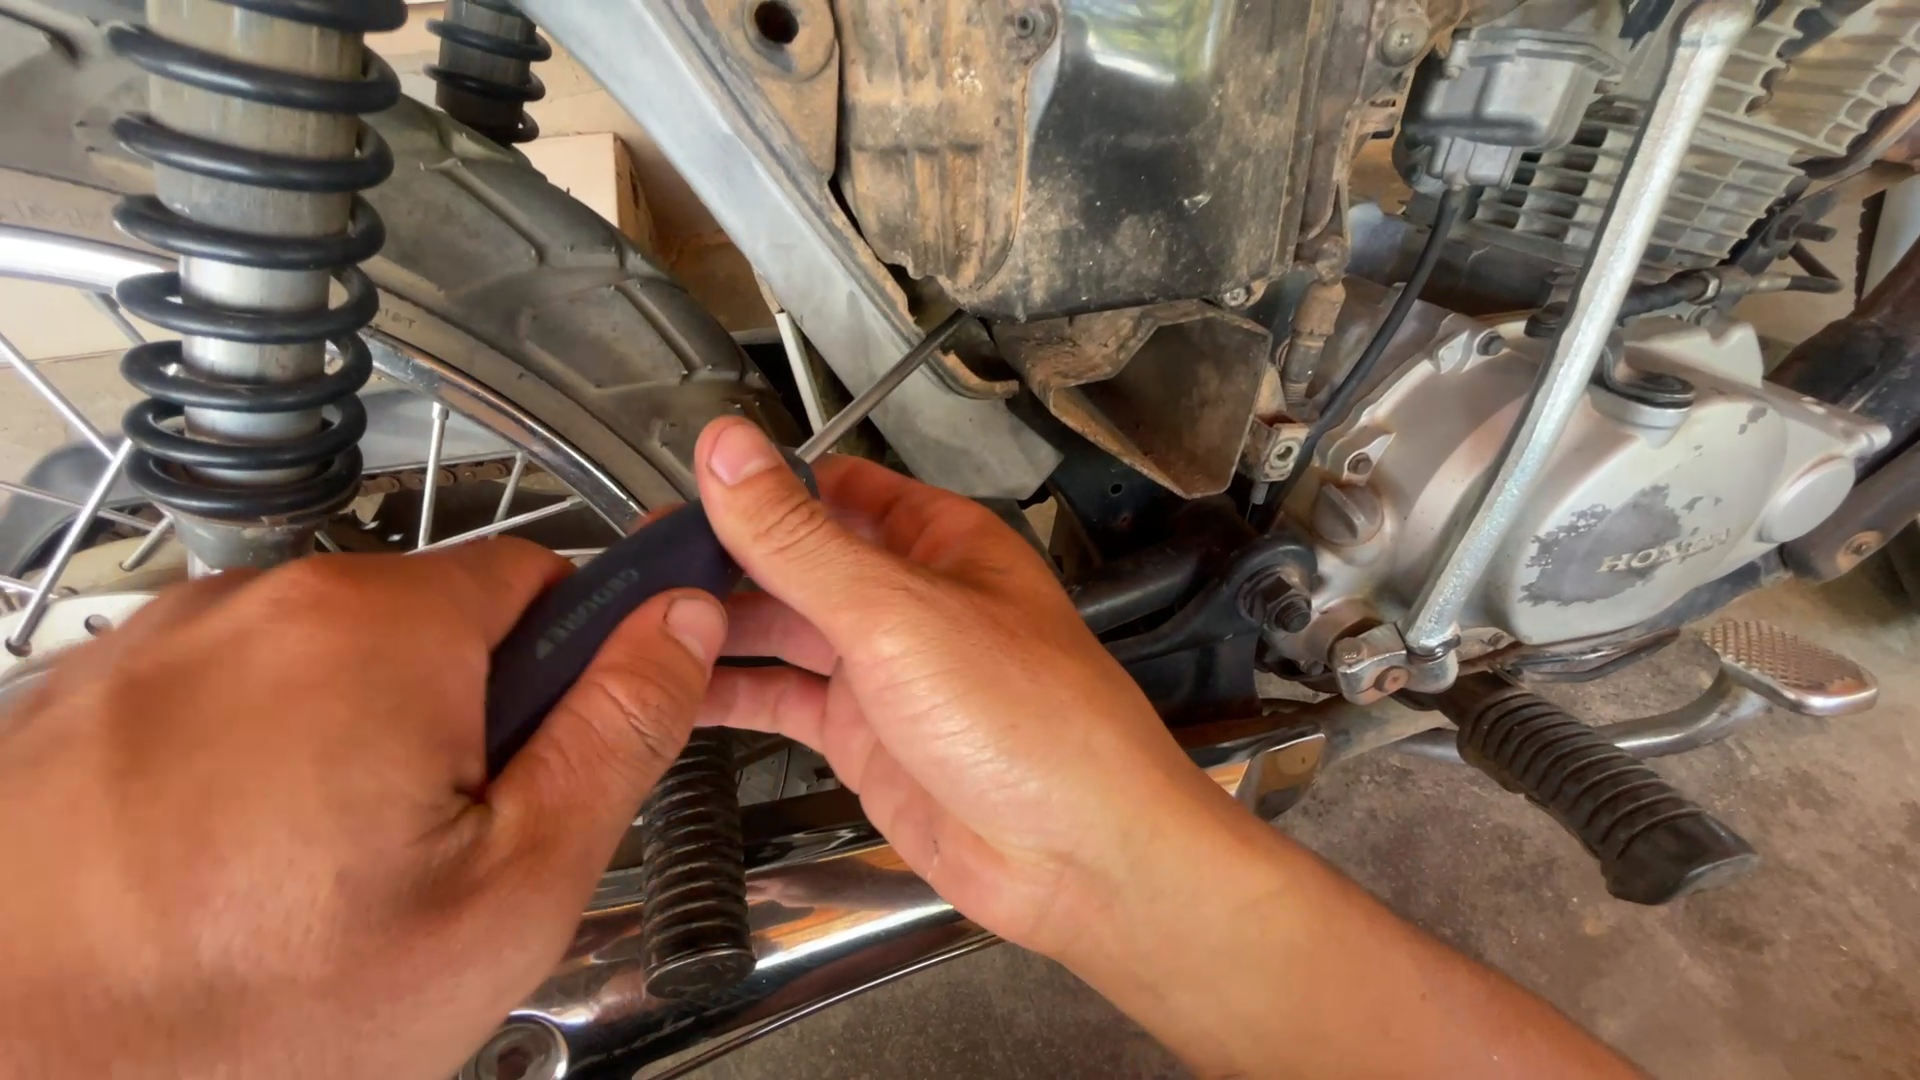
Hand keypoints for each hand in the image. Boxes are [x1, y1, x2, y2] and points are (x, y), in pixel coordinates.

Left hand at [0, 542, 726, 1077]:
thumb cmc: (262, 1028)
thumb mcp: (522, 877)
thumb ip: (624, 725)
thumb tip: (685, 617)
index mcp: (375, 626)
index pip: (544, 573)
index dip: (576, 655)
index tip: (556, 742)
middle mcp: (250, 606)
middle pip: (441, 619)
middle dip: (476, 703)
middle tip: (454, 834)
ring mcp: (142, 653)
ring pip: (340, 659)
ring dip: (372, 731)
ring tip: (340, 865)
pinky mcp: (67, 712)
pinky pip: (236, 698)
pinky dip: (270, 755)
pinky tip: (242, 864)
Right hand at [696, 419, 1640, 1079]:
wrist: (1079, 857)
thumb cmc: (1027, 720)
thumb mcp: (897, 613)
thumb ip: (802, 539)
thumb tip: (732, 450)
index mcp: (935, 542)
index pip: (831, 490)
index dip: (757, 487)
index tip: (682, 492)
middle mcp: (908, 598)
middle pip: (799, 560)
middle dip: (725, 560)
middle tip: (638, 565)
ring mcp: (885, 669)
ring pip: (784, 629)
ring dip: (720, 625)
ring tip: (638, 621)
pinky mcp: (865, 734)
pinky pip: (785, 698)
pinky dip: (734, 692)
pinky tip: (678, 687)